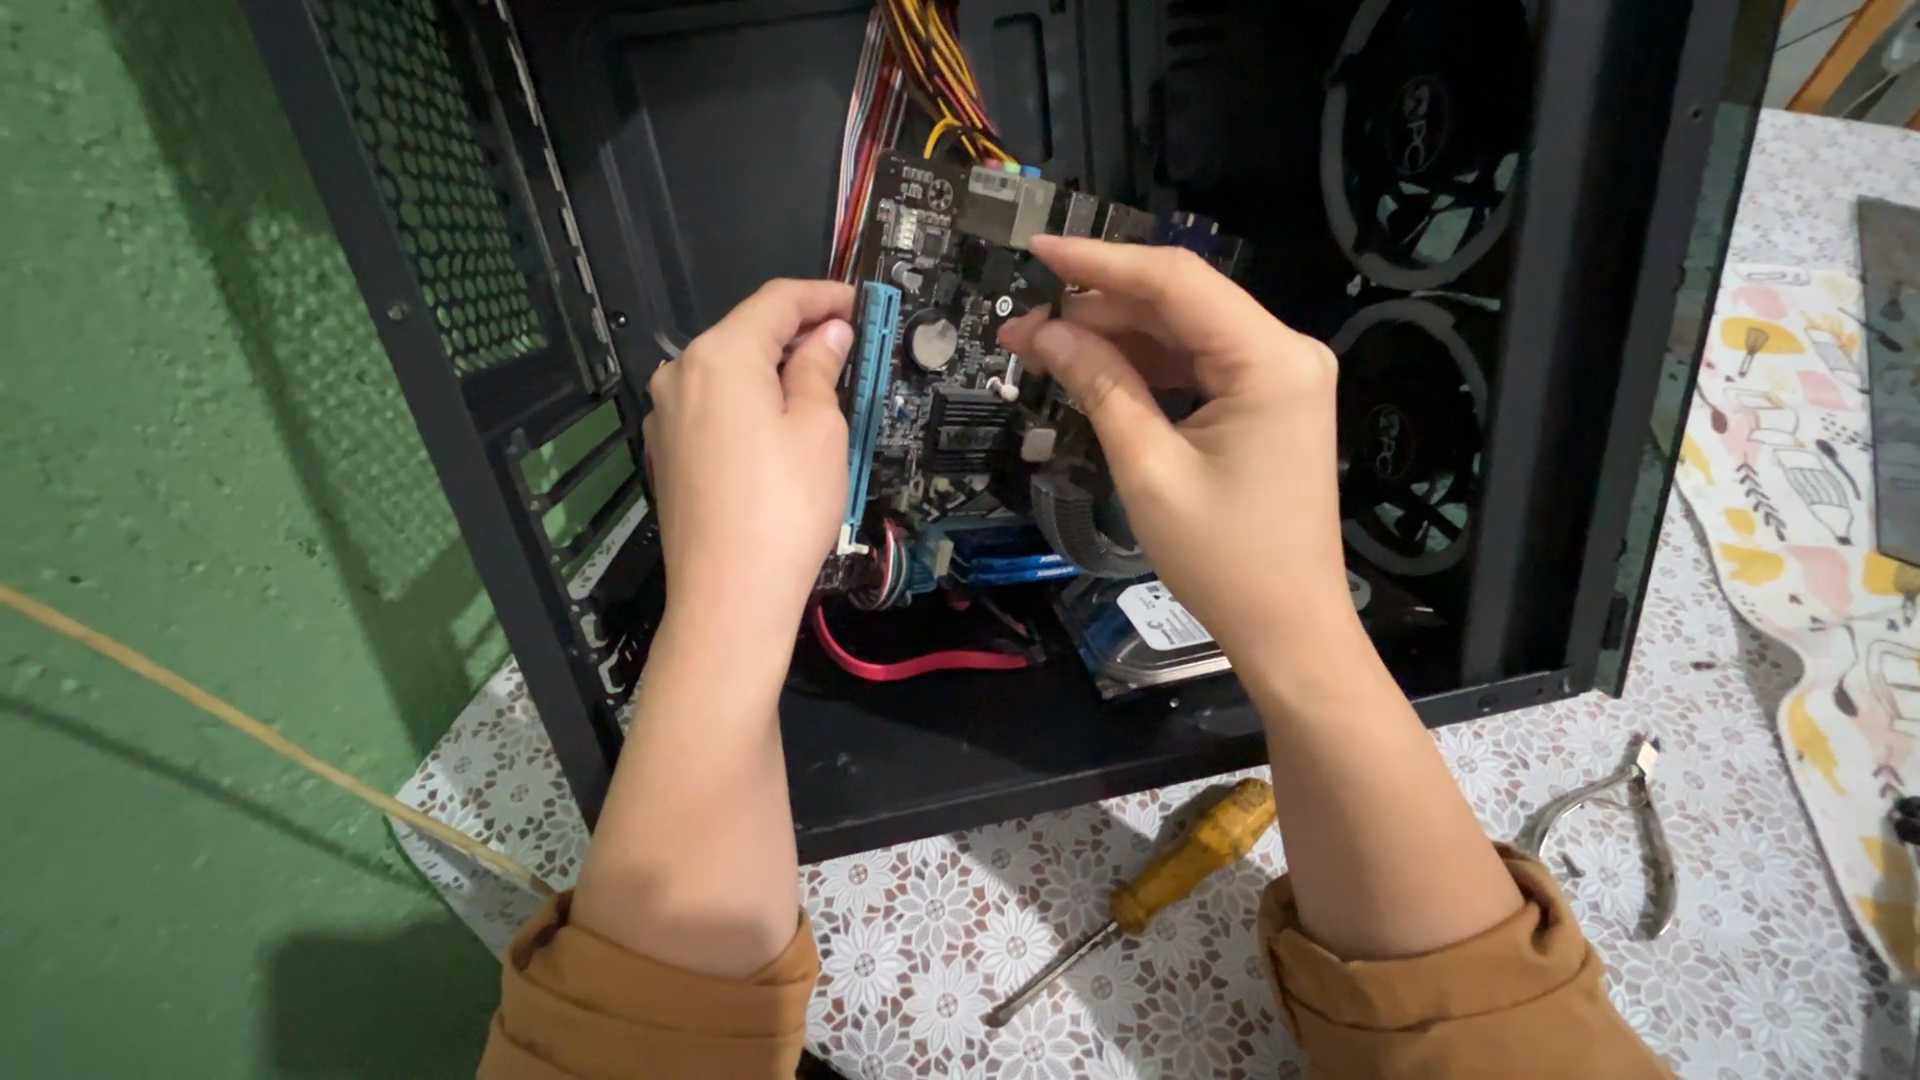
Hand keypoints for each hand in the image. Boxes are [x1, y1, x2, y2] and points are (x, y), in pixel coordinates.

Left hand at [643, 280, 854, 636]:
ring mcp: (665, 417)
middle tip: (850, 350)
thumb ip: (820, 369)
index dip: (823, 296)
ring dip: (775, 373)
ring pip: (729, 374)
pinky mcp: (667, 455)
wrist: (729, 595)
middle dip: (799, 336)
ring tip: (820, 395)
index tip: (861, 304)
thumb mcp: (820, 429)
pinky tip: (778, 432)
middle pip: (746, 335)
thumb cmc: (786, 505)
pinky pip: (714, 410)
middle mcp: (679, 375)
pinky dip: (750, 405)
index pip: (776, 301)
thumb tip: (828, 335)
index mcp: (719, 355)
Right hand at [999, 237, 1350, 658]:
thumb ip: (1100, 386)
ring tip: (1045, 348)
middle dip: (1099, 308)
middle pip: (1180, 303)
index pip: (1176, 283)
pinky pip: (1197, 367)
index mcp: (1270, 360)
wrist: (1286, 627)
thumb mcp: (1148, 469)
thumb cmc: (1222, 558)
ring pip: (1184, 334)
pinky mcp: (1265, 404)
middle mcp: (1285, 353)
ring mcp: (1279, 378)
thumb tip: (1045, 331)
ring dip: (1117, 337)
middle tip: (1024, 325)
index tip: (1035, 251)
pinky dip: (1146, 368)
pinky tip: (1095, 370)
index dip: (1099, 263)